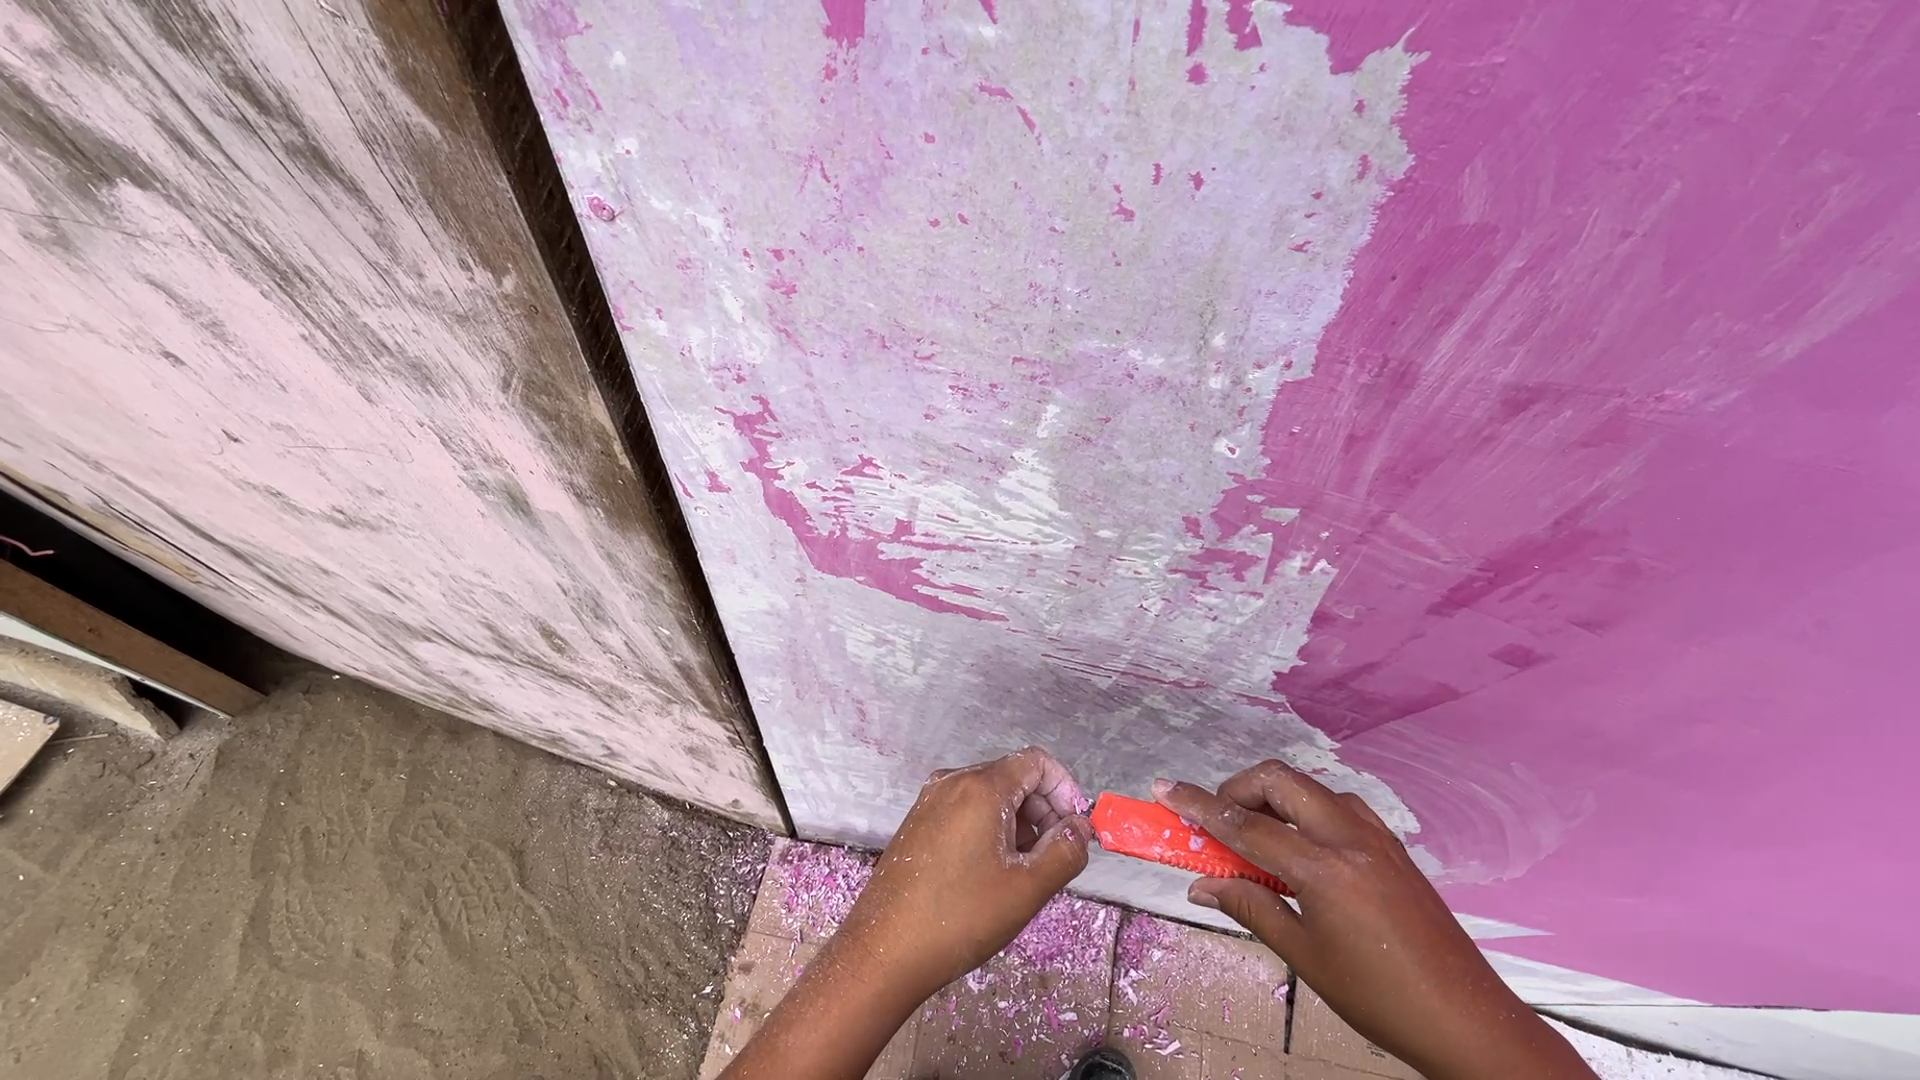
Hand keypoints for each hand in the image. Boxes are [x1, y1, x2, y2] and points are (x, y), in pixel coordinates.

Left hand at [836, 746, 1092, 999]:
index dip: (1066, 789)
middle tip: (1054, 857)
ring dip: (1019, 823)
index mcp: (980, 787)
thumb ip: (1066, 851)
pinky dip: (990, 828)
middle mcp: (952, 782)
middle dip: (1043, 809)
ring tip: (1023, 871)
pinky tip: (991, 872)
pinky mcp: (918, 823)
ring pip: (990, 796)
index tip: (1076, 829)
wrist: (885, 951)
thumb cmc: (961, 917)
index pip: (1037, 762)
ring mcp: (930, 801)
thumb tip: (1080, 827)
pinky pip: (966, 810)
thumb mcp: (1027, 888)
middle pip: (1013, 777)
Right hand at [1156, 763, 1596, 1079]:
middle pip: (1279, 780)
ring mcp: (1377, 837)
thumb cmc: (1378, 997)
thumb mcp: (1305, 957)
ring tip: (1257, 835)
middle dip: (1237, 788)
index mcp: (1324, 869)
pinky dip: (1307, 809)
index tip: (1165, 788)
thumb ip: (1251, 906)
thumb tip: (1201, 884)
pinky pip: (1339, 805)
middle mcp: (1350, 838)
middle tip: (1216, 820)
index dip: (1198, 806)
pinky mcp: (1394, 846)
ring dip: (1274, 797)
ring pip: (1310, 787)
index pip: (1244, 825)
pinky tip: (1304, 843)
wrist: (1468, 1021)